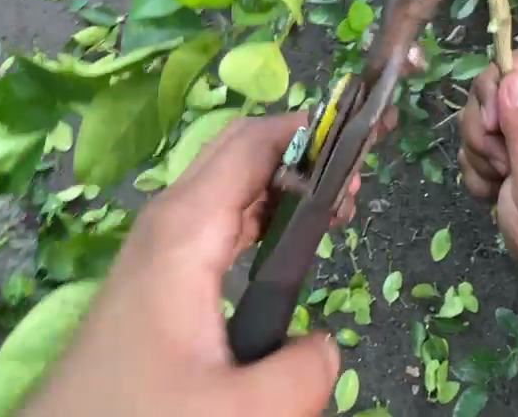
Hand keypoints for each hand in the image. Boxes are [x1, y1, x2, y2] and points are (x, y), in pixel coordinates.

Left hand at [32, 112, 341, 416]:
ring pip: (228, 179)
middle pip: (240, 147)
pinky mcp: (157, 266)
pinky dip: (260, 209)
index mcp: (188, 228)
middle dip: (300, 149)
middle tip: (351, 181)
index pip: (253, 143)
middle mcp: (171, 217)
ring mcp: (160, 239)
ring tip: (333, 209)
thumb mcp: (233, 415)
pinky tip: (286, 242)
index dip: (309, 130)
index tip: (360, 141)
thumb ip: (300, 376)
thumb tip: (327, 346)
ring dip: (282, 180)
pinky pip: (217, 213)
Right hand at [458, 49, 517, 331]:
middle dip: (482, 125)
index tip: (494, 128)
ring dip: (477, 151)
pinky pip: (476, 143)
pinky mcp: (510, 153)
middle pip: (493, 86)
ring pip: (480, 116)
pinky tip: (492, 192)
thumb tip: (511, 76)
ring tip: (499, 183)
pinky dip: (476, 168)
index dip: (497, 87)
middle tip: (499, 163)